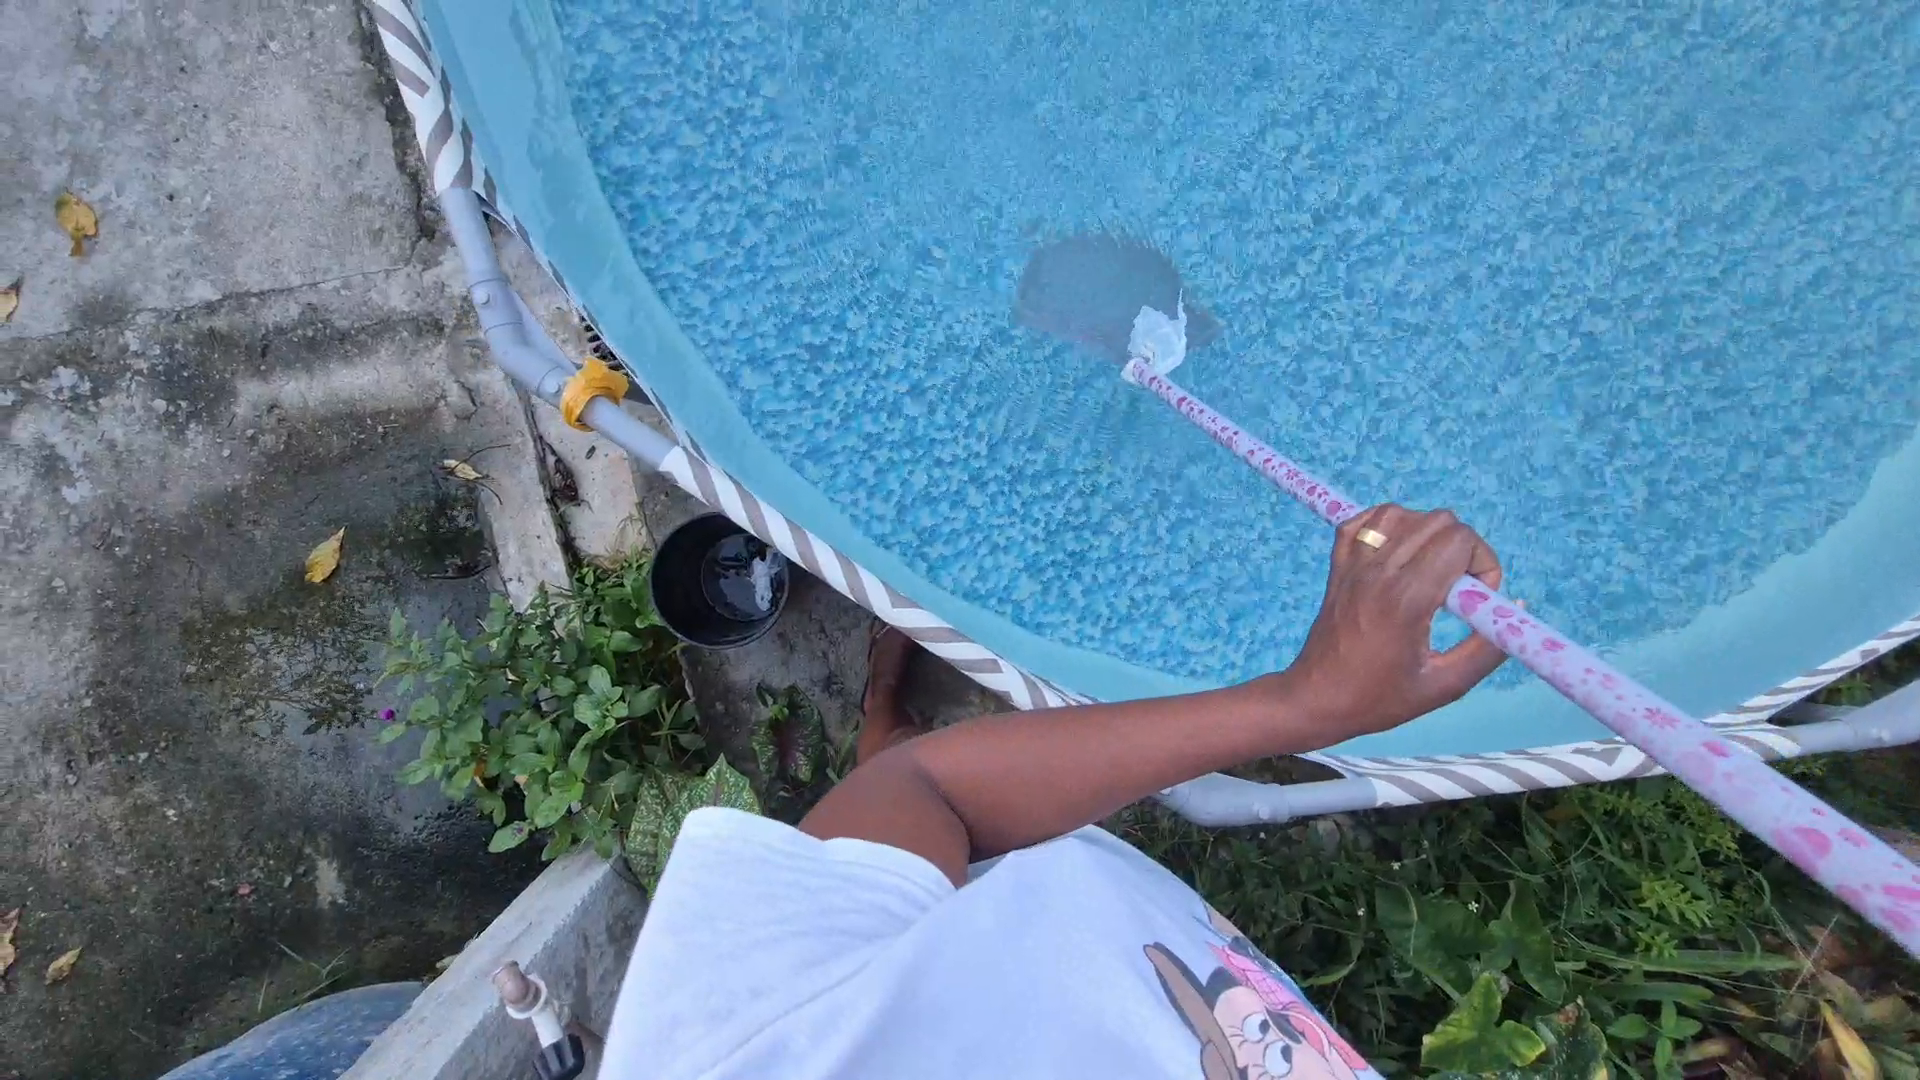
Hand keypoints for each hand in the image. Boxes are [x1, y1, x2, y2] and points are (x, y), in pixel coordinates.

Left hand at [1275, 505, 1506, 746]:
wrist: (1316, 696)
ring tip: (1430, 569)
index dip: (1483, 564)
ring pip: (1398, 514)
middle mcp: (1377, 573)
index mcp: (1405, 599)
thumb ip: (1489, 648)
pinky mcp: (1336, 568)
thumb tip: (1514, 606)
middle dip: (1463, 547)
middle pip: (1436, 521)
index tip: (1477, 598)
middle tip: (1458, 588)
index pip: (1458, 541)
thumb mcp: (1447, 684)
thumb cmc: (1378, 698)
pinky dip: (1384, 526)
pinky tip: (1397, 552)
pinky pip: (1358, 523)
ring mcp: (1351, 566)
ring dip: (1425, 532)